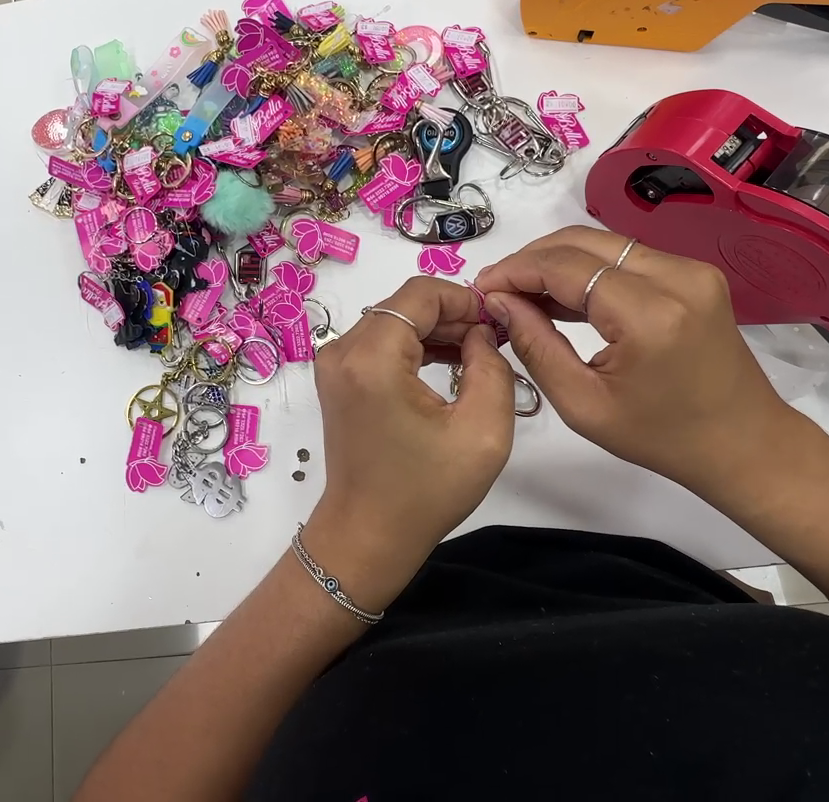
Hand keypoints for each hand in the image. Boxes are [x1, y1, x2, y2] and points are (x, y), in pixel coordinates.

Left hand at [302, 277, 515, 605]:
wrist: (368, 534)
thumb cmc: (425, 491)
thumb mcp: (483, 431)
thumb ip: (492, 367)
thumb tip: (480, 333)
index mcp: (372, 358)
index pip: (419, 294)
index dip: (463, 299)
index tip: (495, 323)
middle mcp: (343, 351)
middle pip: (403, 304)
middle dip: (451, 314)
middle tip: (492, 341)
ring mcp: (334, 364)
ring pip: (392, 320)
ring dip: (433, 329)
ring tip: (475, 353)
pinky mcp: (336, 379)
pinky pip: (379, 342)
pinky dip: (412, 344)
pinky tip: (446, 362)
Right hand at [474, 227, 795, 492]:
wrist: (743, 444)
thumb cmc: (660, 437)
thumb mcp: (582, 404)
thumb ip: (535, 345)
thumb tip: (498, 302)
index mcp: (651, 315)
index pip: (565, 267)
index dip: (515, 271)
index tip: (480, 289)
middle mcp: (676, 277)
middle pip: (582, 241)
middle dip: (530, 259)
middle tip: (495, 289)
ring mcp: (691, 270)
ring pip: (602, 243)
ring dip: (555, 261)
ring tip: (520, 293)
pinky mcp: (693, 274)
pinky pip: (624, 256)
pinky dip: (585, 268)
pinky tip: (558, 294)